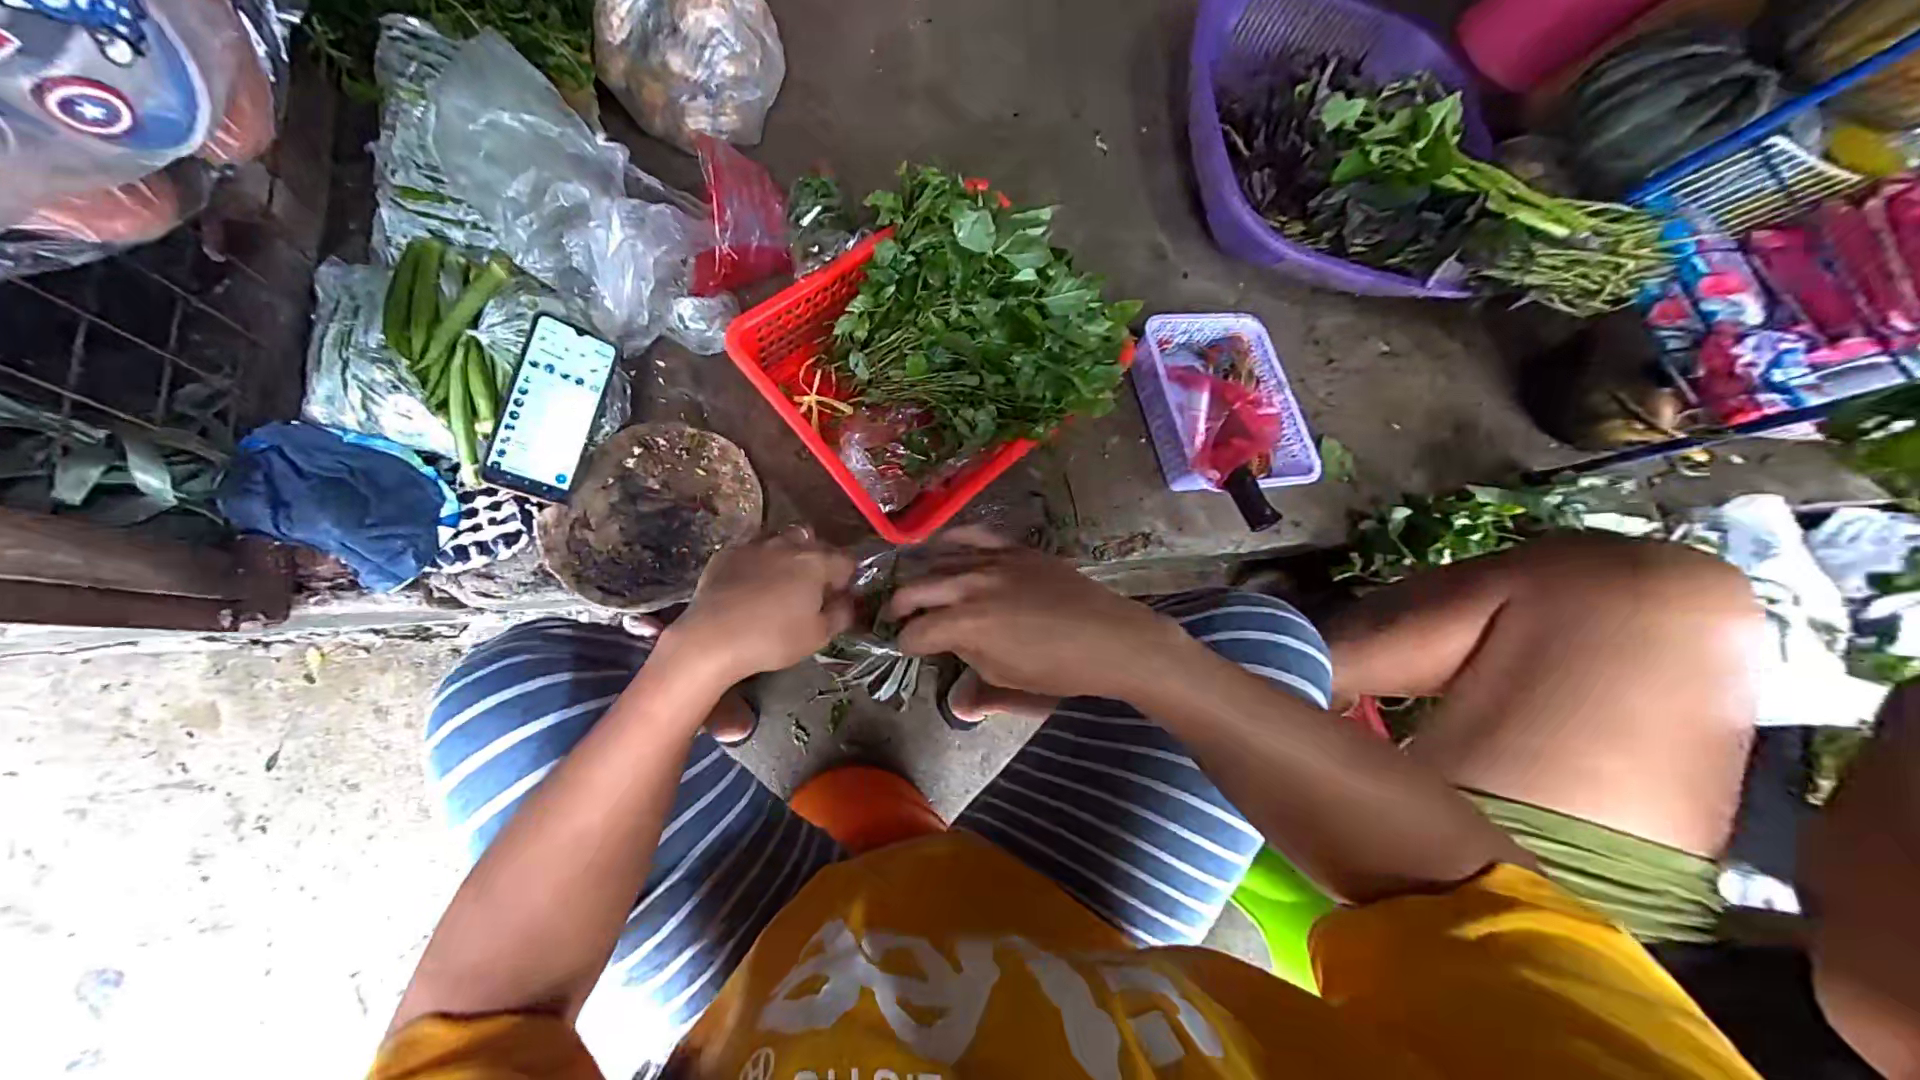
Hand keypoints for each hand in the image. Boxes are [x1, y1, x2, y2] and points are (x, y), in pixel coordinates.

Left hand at [665, 528, 855, 684]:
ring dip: (789, 554)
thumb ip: (840, 615)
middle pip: (814, 542)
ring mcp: (755, 546)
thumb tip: (848, 602)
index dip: (847, 578)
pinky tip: (751, 582)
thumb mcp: (817, 636)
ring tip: (782, 579)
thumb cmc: (773, 639)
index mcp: (816, 563)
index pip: (846, 561)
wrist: (712, 638)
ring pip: (781, 539)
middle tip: (814, 587)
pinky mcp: (726, 554)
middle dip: (819, 559)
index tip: (840, 597)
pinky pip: (751, 550)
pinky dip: (758, 561)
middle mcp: (788, 546)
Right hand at [886, 530, 1188, 700]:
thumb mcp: (1006, 678)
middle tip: (898, 616)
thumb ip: (969, 667)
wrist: (1109, 638)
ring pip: (940, 560)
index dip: (906, 643)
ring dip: (922, 575)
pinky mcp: (1014, 549)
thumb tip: (951, 671)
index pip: (916, 632)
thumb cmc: (1057, 669)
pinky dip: (953, 539)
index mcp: (963, 625)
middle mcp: (968, 586)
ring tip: (918, 587)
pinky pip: (974, 535)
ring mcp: (992, 562)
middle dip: (900, 606)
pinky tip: (942, 546)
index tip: (908, 648)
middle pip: (916, 590)